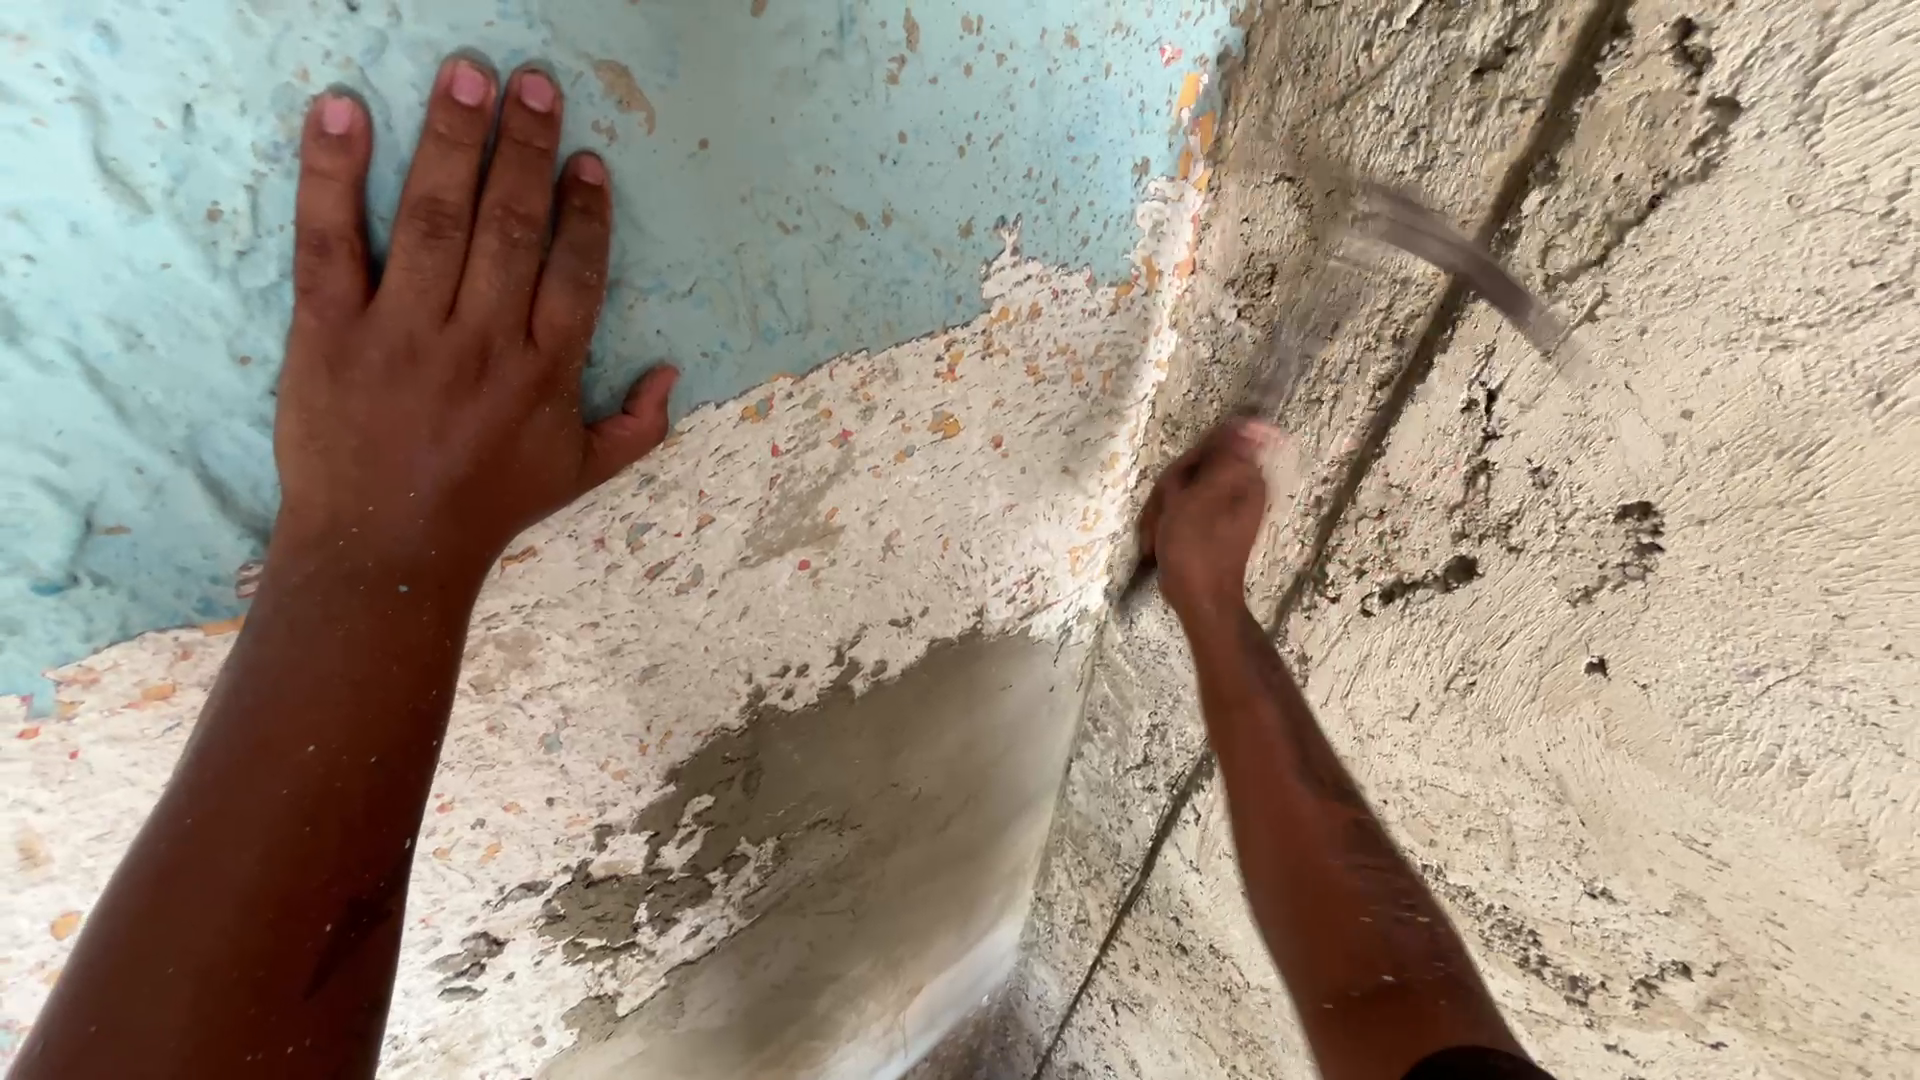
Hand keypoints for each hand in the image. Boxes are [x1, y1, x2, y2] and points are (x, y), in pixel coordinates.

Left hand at [273, 58, 674, 584]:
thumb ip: (641, 426)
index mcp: (545, 374)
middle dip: (526, 151)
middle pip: (510, 230)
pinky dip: (331, 175)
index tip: (589, 162)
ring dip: (452, 142)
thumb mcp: (586, 473)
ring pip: (432, 220)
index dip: (585, 216)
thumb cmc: (493, 503)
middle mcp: (482, 343)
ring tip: (467, 76)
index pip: (574, 276)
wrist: (388, 546)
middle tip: (533, 82)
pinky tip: (343, 111)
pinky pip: (328, 242)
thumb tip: (674, 372)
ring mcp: (403, 332)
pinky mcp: (327, 331)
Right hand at [1136, 418, 1275, 621]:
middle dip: (1169, 492)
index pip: (1210, 446)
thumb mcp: (1202, 495)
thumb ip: (1223, 457)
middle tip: (1164, 515)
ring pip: (1179, 491)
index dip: (1186, 465)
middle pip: (1192, 469)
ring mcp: (1221, 508)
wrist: (1198, 599)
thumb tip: (1251, 421)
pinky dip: (1165, 524)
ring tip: (1157, 535)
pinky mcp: (1206, 525)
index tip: (1177, 489)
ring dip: (1162, 511)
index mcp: (1244, 478)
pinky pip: (1179, 510)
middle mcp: (1237, 489)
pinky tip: (1158, 542)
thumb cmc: (1196, 549)